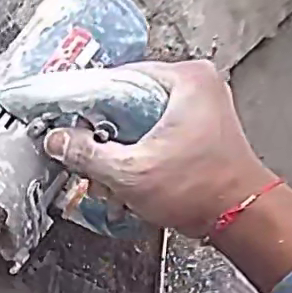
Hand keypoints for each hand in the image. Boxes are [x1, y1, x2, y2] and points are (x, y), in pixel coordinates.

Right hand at [44, 60, 276, 238]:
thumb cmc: (198, 188)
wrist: (235, 213)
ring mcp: (192, 108)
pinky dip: (129, 157)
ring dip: (112, 153)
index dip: (82, 104)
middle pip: (121, 103)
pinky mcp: (188, 130)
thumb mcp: (129, 171)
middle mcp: (190, 86)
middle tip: (87, 161)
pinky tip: (123, 181)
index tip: (60, 122)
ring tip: (110, 179)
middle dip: (99, 137)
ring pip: (130, 123)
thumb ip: (86, 153)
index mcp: (184, 79)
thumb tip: (56, 139)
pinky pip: (144, 135)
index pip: (115, 79)